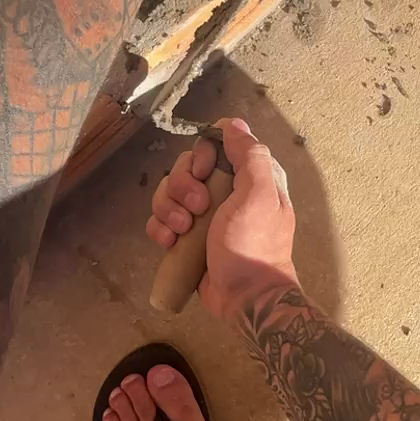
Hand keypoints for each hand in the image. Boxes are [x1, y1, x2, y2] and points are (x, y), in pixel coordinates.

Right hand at [147, 118, 298, 318]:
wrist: (246, 297)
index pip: (215, 144)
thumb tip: (232, 123)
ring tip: (182, 231)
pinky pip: (162, 220)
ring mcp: (205, 215)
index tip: (204, 173)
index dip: (202, 154)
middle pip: (186, 167)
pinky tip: (170, 244)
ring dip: (168, 209)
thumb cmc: (254, 244)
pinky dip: (161, 229)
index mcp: (249, 177)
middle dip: (182, 186)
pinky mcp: (188, 238)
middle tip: (197, 209)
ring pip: (169, 192)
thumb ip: (250, 157)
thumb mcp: (259, 195)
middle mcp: (226, 190)